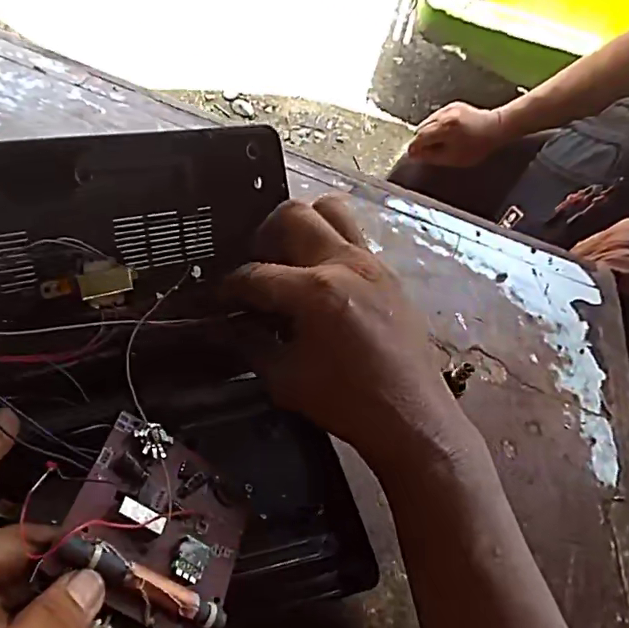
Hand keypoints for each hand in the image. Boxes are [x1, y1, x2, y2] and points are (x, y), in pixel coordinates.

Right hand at [225, 196, 472, 473]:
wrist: (409, 417)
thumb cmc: (346, 403)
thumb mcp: (285, 379)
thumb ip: (250, 345)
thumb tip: (226, 328)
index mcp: (315, 292)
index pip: (256, 274)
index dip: (229, 286)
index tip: (219, 298)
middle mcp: (345, 264)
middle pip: (293, 215)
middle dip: (263, 236)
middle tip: (256, 265)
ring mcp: (372, 264)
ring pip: (332, 211)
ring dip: (303, 226)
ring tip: (289, 260)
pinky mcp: (389, 275)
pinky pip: (354, 238)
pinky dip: (330, 247)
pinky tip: (321, 283)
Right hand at [405, 101, 510, 166]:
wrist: (496, 127)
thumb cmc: (476, 147)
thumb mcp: (452, 157)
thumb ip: (430, 156)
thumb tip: (413, 155)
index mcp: (443, 128)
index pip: (418, 138)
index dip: (414, 148)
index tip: (412, 156)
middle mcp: (443, 115)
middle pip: (421, 128)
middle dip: (419, 140)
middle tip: (423, 151)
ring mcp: (448, 108)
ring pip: (428, 122)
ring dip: (427, 132)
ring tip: (434, 143)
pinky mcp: (453, 105)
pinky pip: (436, 117)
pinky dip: (435, 126)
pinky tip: (442, 133)